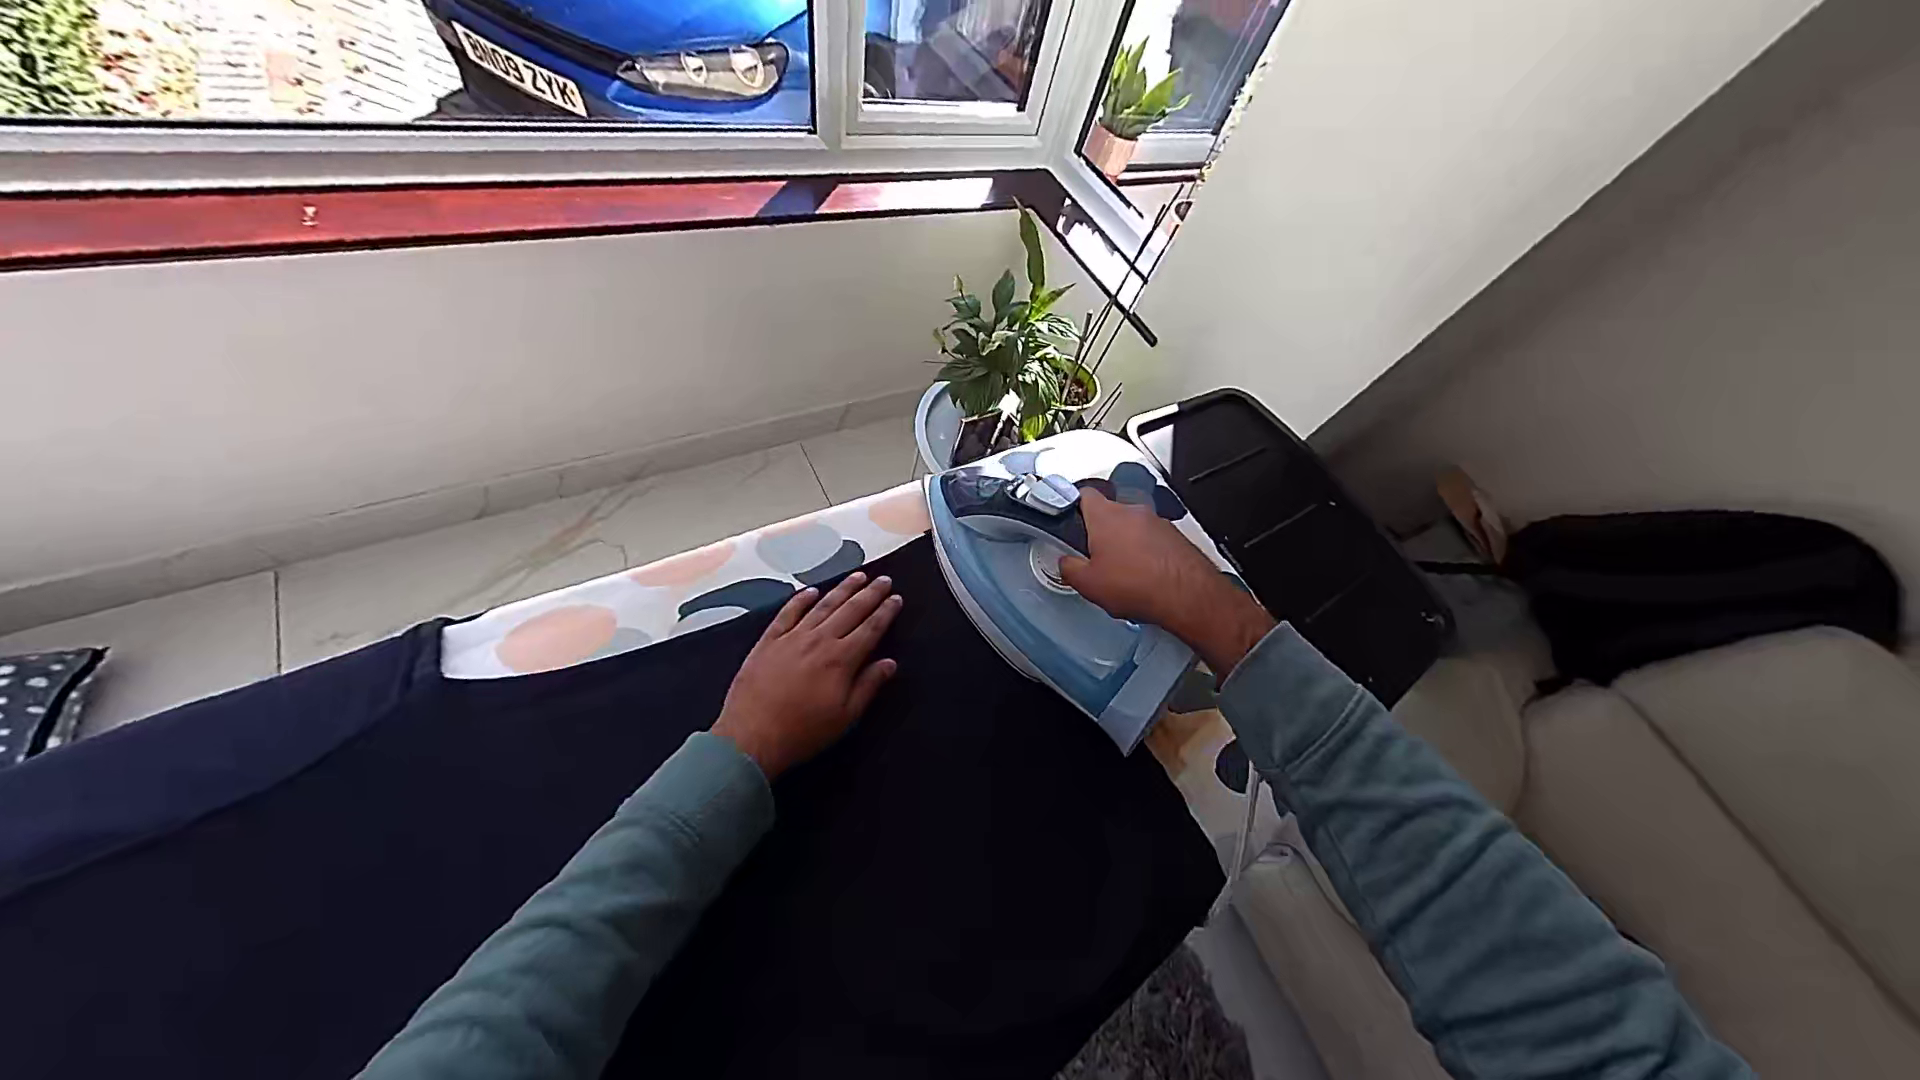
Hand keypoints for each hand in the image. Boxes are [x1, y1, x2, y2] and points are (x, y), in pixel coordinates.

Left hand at [712, 571, 902, 778]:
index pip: (870, 629)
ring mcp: (792, 638)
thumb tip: (889, 663)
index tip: (896, 598)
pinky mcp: (768, 641)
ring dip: (842, 589)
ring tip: (857, 576)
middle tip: (883, 579)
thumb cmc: (803, 732)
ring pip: (822, 605)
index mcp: (841, 660)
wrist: (751, 737)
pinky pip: (788, 613)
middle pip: (850, 610)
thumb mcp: (845, 717)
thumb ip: (869, 685)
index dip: (885, 612)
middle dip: (870, 593)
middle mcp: (819, 641)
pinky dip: (800, 600)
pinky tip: (811, 591)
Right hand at [1058, 489, 1275, 677]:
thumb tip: (1066, 563)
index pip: (1085, 494)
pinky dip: (1147, 554)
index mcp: (1106, 516)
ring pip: (1133, 528)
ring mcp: (1157, 522)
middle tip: (1096, 557)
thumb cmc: (1139, 585)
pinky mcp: (1175, 537)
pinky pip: (1153, 541)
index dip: (1074, 504)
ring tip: (1123, 573)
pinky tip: (1144, 577)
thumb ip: (1069, 568)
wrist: (1187, 595)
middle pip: (1109, 514)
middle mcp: (1133, 512)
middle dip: (1102, 534)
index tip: (1071, 515)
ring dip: (1126, 545)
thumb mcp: (1088, 584)